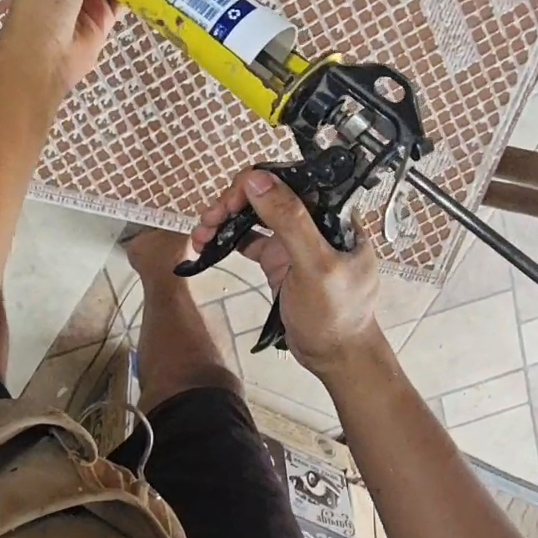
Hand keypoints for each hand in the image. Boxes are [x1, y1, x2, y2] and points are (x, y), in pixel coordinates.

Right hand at [192, 171, 382, 372]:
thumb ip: (289, 221)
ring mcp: (294, 241)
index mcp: (331, 214)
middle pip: (266, 196)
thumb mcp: (314, 266)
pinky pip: (249, 239)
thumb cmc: (336, 315)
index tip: (230, 204)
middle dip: (232, 204)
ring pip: (253, 216)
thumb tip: (257, 180)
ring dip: (225, 220)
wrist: (335, 357)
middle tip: (208, 221)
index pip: (290, 181)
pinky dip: (227, 239)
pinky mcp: (279, 260)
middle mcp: (313, 222)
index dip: (255, 185)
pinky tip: (210, 246)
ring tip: (201, 235)